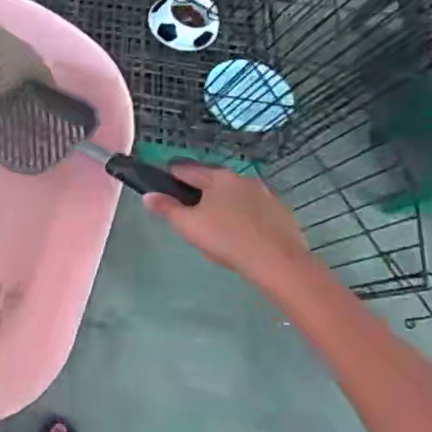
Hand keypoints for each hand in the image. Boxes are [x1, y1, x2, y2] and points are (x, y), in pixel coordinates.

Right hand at [142, 164, 314, 287]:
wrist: (279, 262)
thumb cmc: (227, 239)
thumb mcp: (188, 226)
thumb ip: (167, 209)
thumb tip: (149, 196)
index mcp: (218, 178)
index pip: (188, 169)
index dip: (172, 174)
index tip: (164, 182)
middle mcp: (243, 179)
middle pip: (214, 180)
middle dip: (200, 190)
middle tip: (189, 210)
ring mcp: (266, 195)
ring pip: (236, 195)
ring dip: (224, 203)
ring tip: (216, 225)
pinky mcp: (282, 213)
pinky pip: (255, 210)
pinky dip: (245, 216)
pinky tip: (241, 235)